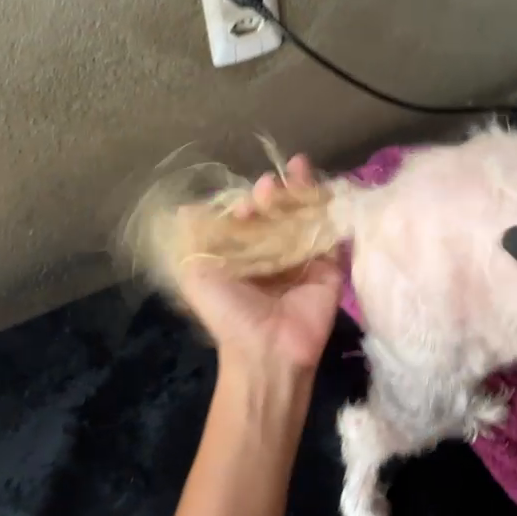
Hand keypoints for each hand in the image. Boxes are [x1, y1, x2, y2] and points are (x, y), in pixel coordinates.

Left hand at [175, 156, 343, 382]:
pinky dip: (328, 209)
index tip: (246, 202)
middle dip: (275, 192)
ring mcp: (304, 258)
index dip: (248, 202)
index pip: (249, 217)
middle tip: (270, 184)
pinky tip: (324, 187)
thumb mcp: (196, 275)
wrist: (266, 349)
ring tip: (298, 166)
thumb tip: (186, 208)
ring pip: (305, 215)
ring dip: (301, 190)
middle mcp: (275, 253)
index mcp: (245, 255)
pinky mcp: (330, 266)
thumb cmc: (228, 312)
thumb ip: (192, 241)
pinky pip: (330, 233)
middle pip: (279, 211)